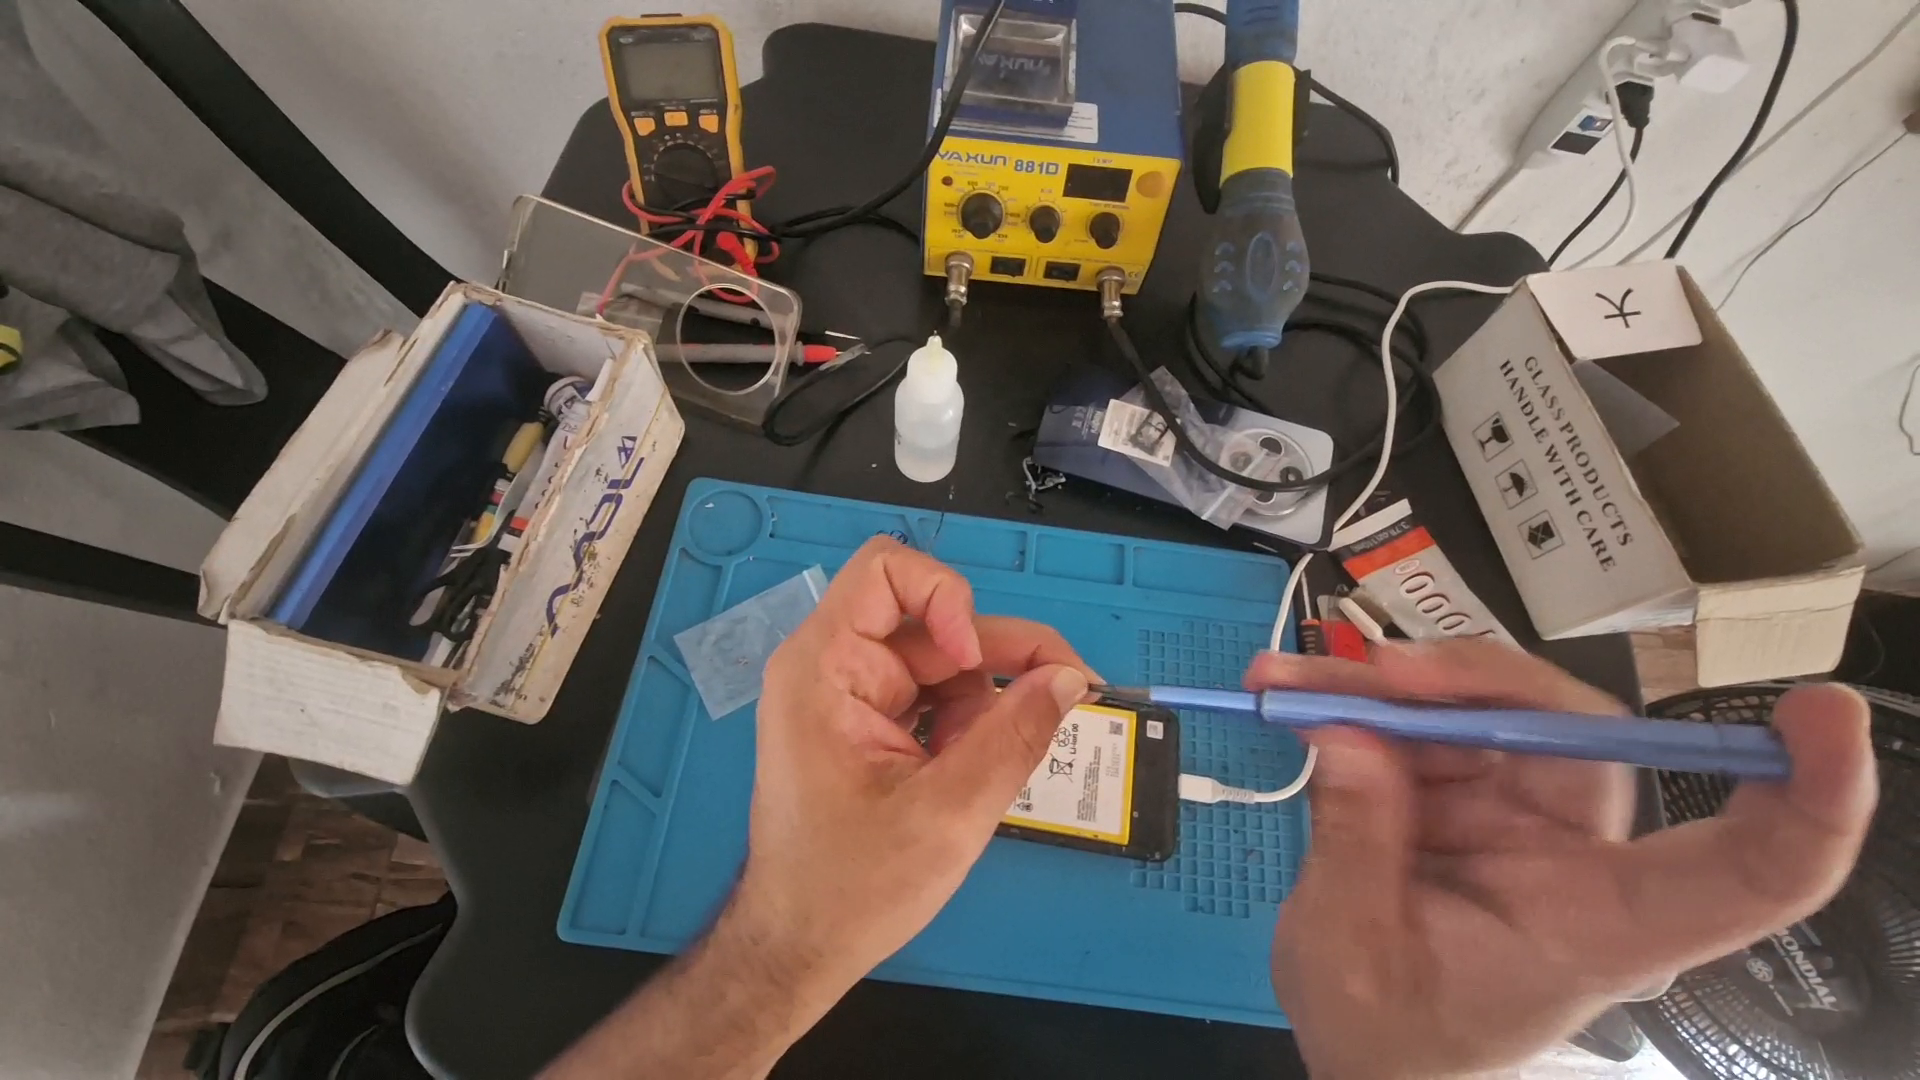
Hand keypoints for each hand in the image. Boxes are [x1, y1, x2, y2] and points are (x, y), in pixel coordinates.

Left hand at [543, 542, 1093, 1079]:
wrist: (800, 949)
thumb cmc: (853, 888)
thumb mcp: (947, 815)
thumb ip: (1015, 738)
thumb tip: (1069, 678)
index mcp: (826, 666)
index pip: (886, 571)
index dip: (945, 596)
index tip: (973, 662)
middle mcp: (838, 664)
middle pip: (935, 621)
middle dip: (1002, 658)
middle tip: (1072, 691)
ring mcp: (858, 693)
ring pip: (948, 661)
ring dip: (988, 705)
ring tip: (995, 765)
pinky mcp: (876, 719)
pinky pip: (940, 696)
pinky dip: (972, 725)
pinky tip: (975, 769)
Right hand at [1252, 639, 1876, 1079]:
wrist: (1358, 1054)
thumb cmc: (1381, 1036)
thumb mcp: (1350, 946)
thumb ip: (1355, 838)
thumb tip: (1347, 730)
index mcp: (1595, 921)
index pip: (1739, 869)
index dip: (1804, 794)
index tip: (1821, 709)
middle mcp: (1566, 853)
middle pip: (1563, 735)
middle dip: (1467, 684)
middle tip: (1372, 669)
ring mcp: (1503, 814)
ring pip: (1467, 711)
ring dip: (1370, 687)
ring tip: (1284, 678)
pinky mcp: (1446, 792)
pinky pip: (1408, 725)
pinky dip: (1347, 701)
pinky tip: (1287, 693)